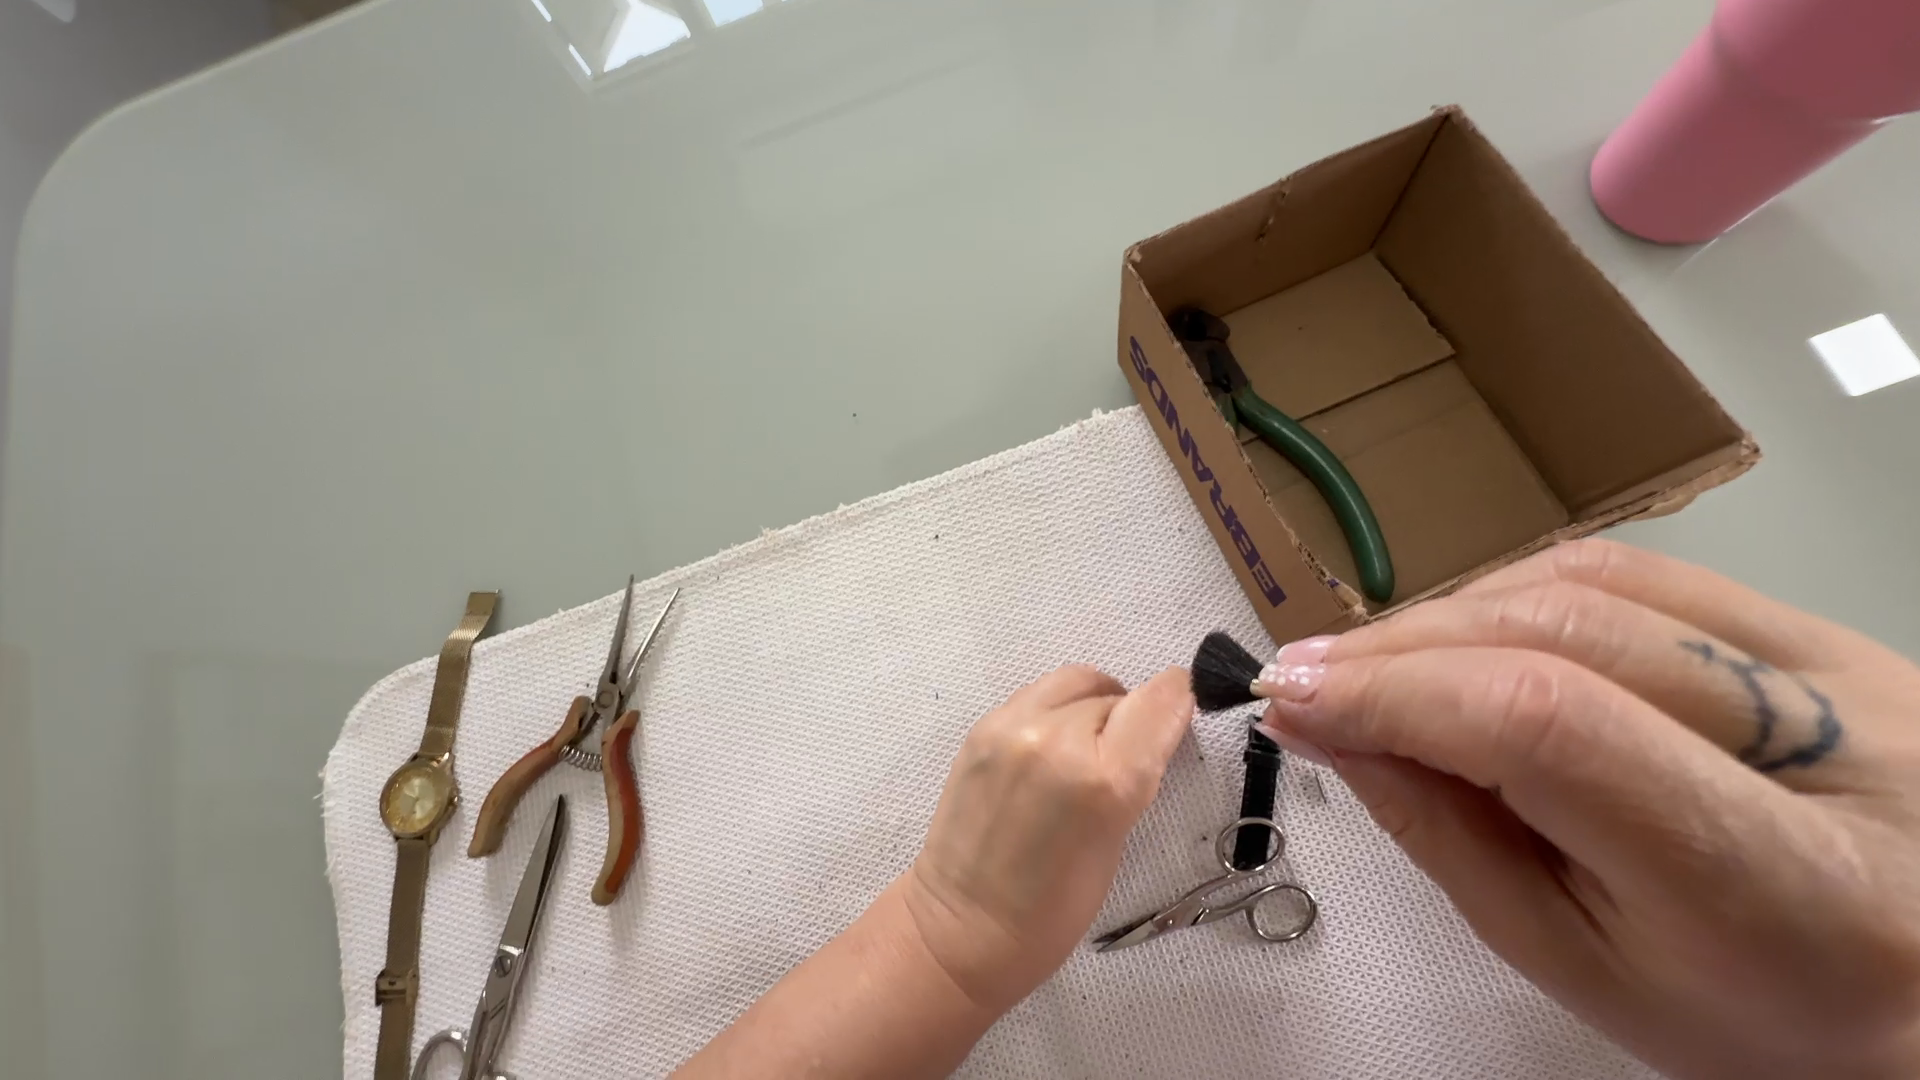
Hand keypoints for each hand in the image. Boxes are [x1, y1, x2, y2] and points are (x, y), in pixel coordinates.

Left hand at [901, 665, 1194, 1012]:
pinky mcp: (982, 725)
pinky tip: (1052, 746)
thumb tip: (1149, 730)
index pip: (1159, 700)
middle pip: (1117, 693)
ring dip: (1094, 702)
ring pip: (1075, 682)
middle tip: (1128, 753)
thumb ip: (1133, 775)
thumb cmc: (1053, 909)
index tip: (1184, 707)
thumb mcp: (1117, 841)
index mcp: (1103, 778)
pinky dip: (1057, 710)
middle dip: (1132, 716)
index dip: (1179, 700)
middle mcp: (1055, 737)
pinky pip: (1037, 695)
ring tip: (1090, 741)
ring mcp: (1011, 725)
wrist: (961, 924)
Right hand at [1255, 539, 1919, 1079]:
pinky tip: (1454, 633)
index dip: (1394, 694)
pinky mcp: (1827, 631)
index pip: (1546, 728)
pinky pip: (1630, 570)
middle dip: (1396, 647)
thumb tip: (1316, 722)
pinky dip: (1507, 591)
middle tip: (1301, 674)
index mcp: (1780, 889)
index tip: (1288, 697)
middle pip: (1557, 635)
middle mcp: (1842, 751)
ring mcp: (1848, 670)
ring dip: (1438, 616)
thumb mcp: (1568, 958)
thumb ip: (1434, 829)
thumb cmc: (1740, 1013)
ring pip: (1583, 585)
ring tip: (1366, 663)